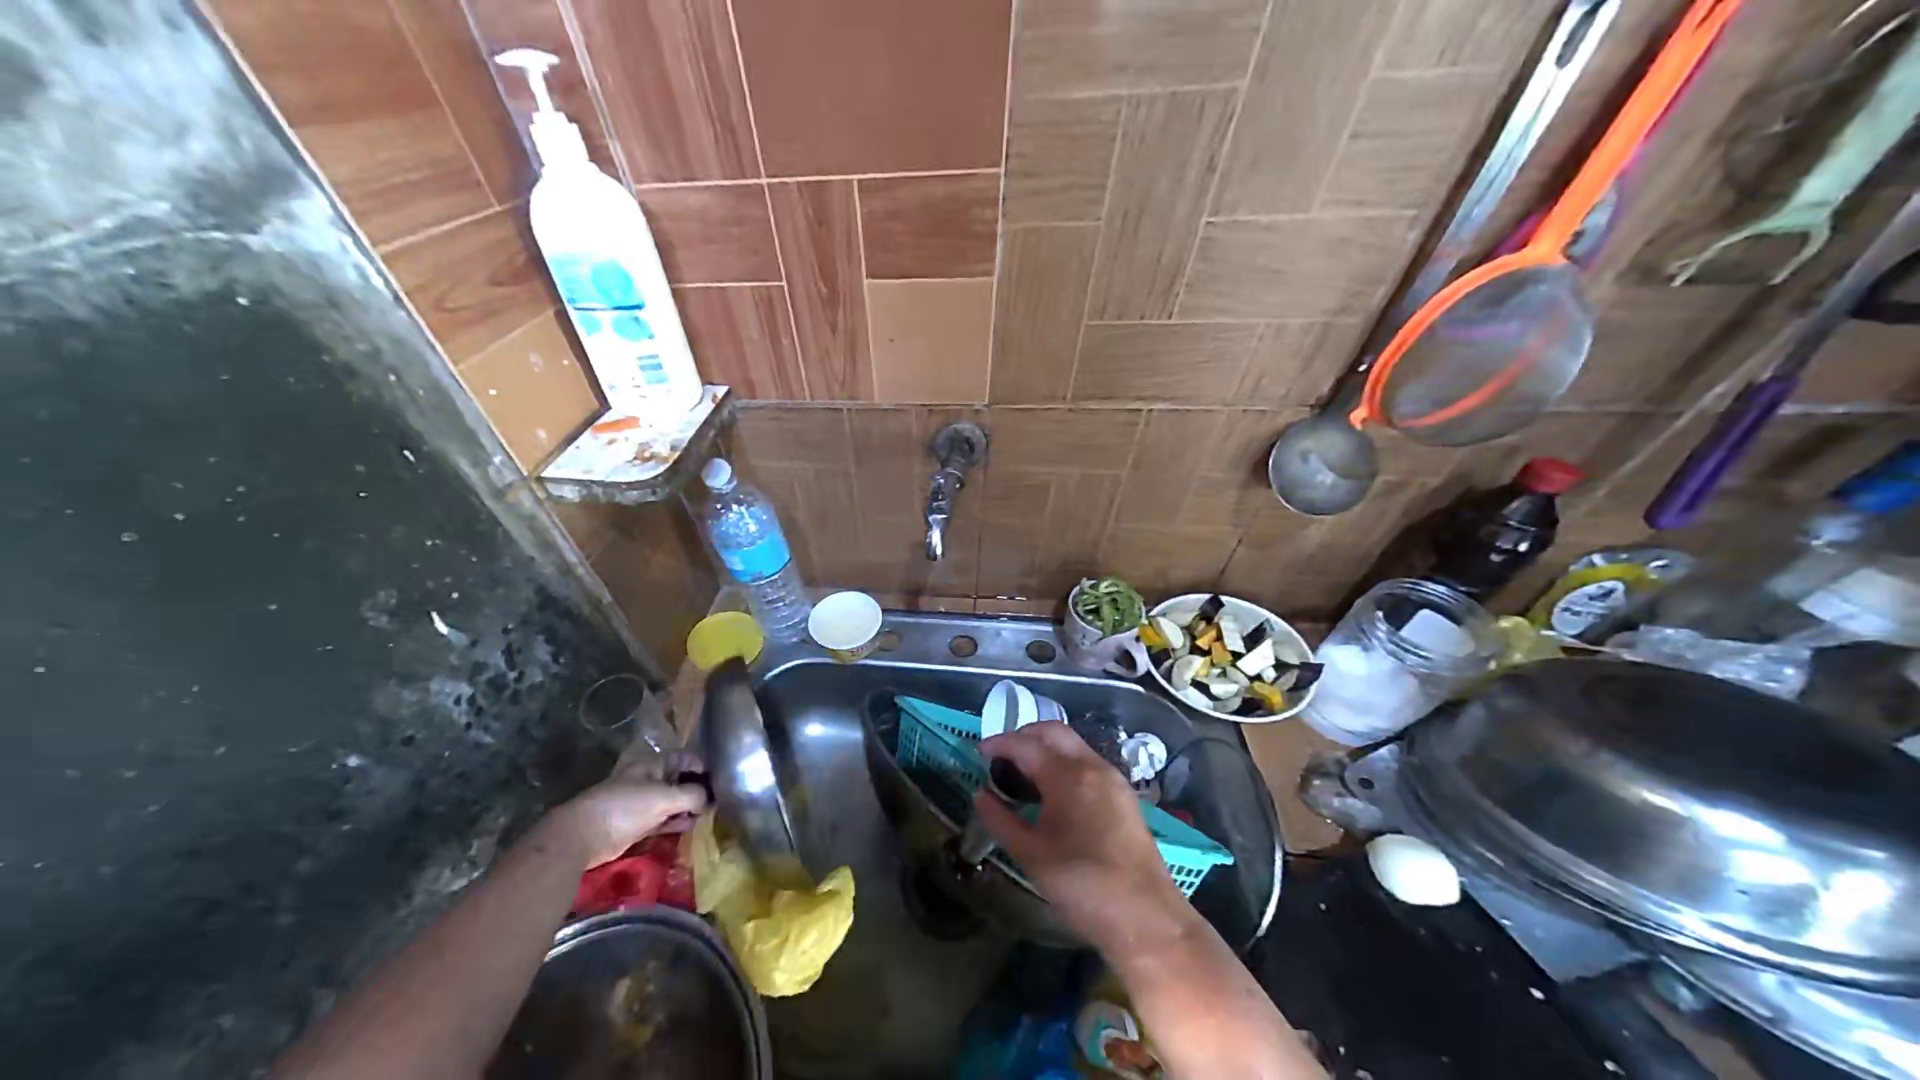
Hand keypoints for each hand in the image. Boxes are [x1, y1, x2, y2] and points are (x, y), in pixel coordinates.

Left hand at [561, 749, 708, 866]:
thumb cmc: (626, 807)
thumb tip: (708, 798)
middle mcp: (648, 780)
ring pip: (671, 802)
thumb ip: (692, 794)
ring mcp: (641, 804)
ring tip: (707, 815)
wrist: (584, 836)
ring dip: (688, 808)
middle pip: (678, 780)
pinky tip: (690, 827)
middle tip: (717, 800)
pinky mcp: (636, 825)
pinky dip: (676, 822)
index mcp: (652, 765)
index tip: (719, 778)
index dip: (701, 764)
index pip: (683, 757)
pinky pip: (662, 820)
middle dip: (696, 788)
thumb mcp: (664, 796)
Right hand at [972, 723, 1183, 945]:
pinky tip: (1052, 790)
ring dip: (1046, 748)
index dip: (1000, 743)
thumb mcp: (1031, 856)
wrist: (1146, 919)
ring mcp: (1113, 780)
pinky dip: (1064, 763)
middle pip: (1054, 732)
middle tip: (1001, 755)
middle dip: (1024, 735)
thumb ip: (1001, 821)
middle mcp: (1093, 767)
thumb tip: (981, 796)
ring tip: (1022, 773)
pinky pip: (1088, 763)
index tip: (979, 751)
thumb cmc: (1082, 886)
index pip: (1026, 744)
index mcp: (1069, 776)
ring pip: (1074, 746)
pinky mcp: (1124, 797)